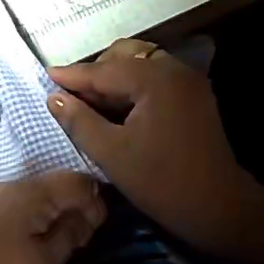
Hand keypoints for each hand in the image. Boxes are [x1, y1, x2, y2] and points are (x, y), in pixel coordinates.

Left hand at [0, 171, 106, 263]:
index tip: (95, 235)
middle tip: (76, 246)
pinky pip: (6, 210)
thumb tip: (87, 211)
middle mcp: (4, 185)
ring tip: (48, 251)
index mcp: (29, 192)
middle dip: (71, 210)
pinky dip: (21, 224)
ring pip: (27, 198)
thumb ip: (70, 233)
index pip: (78, 180)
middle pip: (51, 186)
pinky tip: (18, 248)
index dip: (95, 204)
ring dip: (45, 218)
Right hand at [47, 39, 263, 256]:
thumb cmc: (160, 182)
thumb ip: (79, 121)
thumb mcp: (111, 153)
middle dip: (96, 72)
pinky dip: (134, 87)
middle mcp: (175, 70)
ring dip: (115, 78)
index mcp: (156, 80)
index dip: (73, 75)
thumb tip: (54, 98)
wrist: (217, 206)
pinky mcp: (195, 97)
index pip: (104, 70)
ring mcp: (189, 82)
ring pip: (142, 65)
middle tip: (71, 95)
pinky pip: (157, 79)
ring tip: (91, 101)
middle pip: (125, 57)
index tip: (46, 75)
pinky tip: (117, 107)